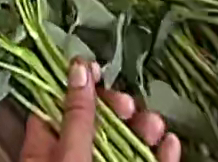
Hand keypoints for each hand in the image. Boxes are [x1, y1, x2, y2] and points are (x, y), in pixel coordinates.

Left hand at [20, 59, 180, 161]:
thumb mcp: (69, 154)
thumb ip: (76, 114)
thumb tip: (78, 65)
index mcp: (46, 145)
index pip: (58, 100)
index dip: (78, 80)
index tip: (95, 66)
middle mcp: (71, 155)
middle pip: (97, 119)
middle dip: (118, 107)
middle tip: (130, 104)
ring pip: (124, 142)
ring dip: (143, 128)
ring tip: (157, 125)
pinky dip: (159, 156)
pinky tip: (171, 146)